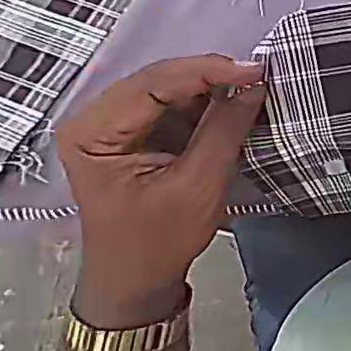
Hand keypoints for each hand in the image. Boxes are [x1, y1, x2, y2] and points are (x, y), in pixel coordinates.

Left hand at [58, 56, 265, 316]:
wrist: (137, 281)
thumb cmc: (158, 242)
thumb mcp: (197, 187)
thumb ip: (223, 131)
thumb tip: (253, 86)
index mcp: (92, 132)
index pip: (152, 85)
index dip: (205, 72)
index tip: (254, 70)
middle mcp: (95, 118)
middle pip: (158, 80)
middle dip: (210, 76)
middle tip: (258, 75)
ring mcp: (115, 124)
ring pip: (169, 88)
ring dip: (212, 88)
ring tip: (252, 86)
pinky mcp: (138, 133)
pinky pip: (175, 105)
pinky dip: (207, 103)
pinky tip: (235, 101)